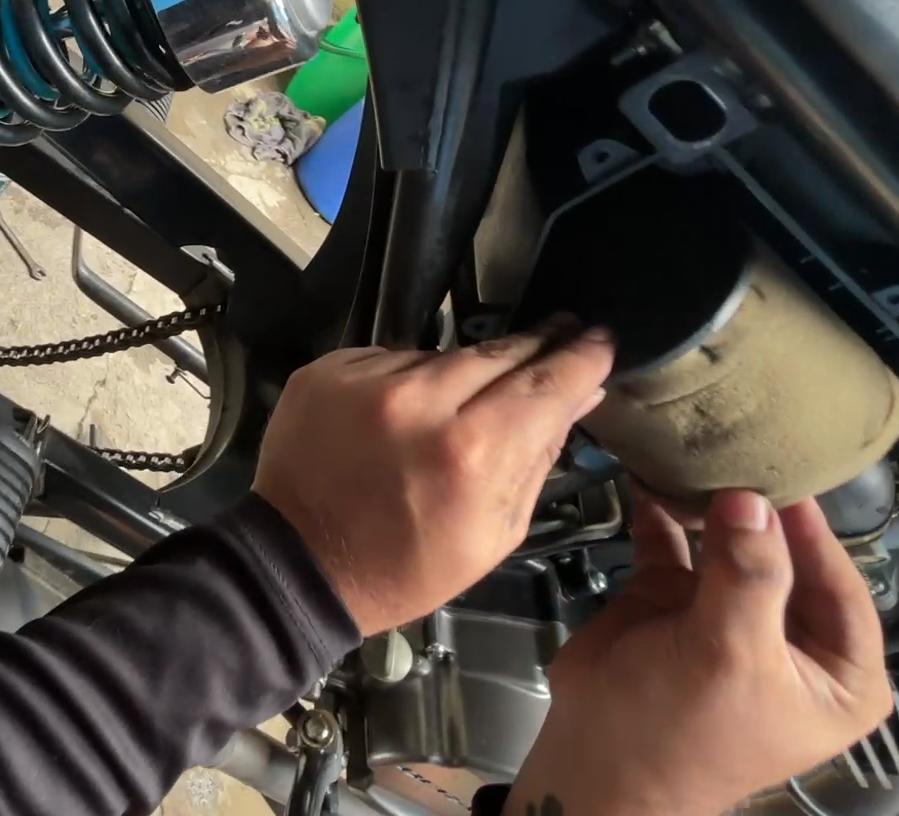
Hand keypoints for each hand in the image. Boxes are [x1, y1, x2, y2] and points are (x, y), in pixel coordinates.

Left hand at [253, 322, 613, 634]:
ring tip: (450, 409)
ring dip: (455, 373)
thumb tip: (578, 394)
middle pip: (492, 354)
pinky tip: (397, 413)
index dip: (580, 356)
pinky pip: (385, 359)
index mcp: (469, 450)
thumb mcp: (493, 532)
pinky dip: (401, 378)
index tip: (599, 337)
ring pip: (435, 355)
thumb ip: (538, 456)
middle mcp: (414, 401)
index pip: (544, 382)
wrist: (298, 557)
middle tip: (554, 336)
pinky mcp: (323, 371)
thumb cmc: (405, 562)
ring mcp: (361, 380)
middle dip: (529, 348)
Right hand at [505, 490, 892, 815]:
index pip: (839, 584)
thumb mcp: (732, 653)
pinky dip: (656, 516)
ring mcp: (717, 611)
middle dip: (751, 512)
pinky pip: (667, 548)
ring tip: (684, 459)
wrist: (600, 749)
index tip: (780, 475)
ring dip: (701, 507)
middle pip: (776, 558)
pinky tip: (645, 482)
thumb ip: (747, 577)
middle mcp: (781, 632)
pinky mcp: (663, 599)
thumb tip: (751, 499)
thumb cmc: (689, 721)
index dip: (811, 533)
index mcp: (832, 666)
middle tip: (725, 454)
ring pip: (719, 547)